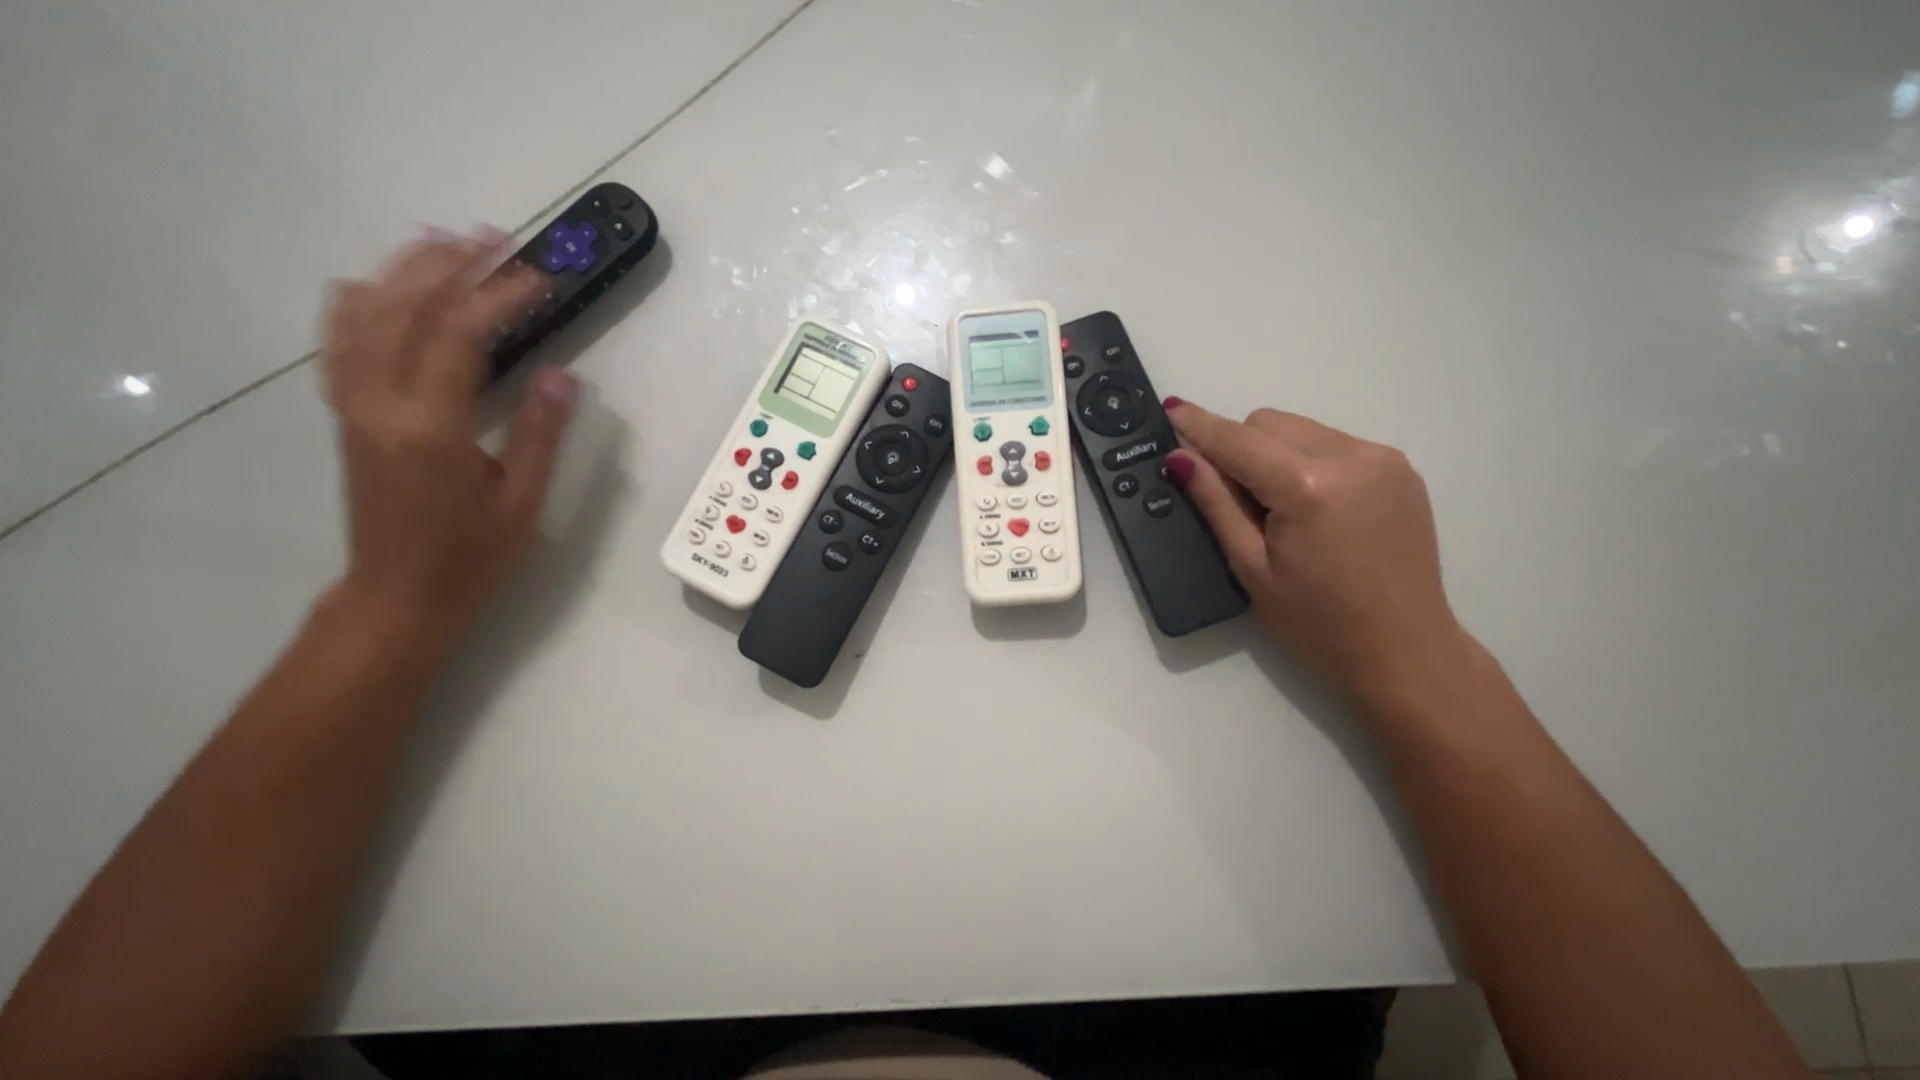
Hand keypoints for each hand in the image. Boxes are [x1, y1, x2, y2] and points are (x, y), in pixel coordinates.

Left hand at [320, 229, 575, 639]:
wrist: (397, 594)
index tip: (539, 276)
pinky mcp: (345, 412)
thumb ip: (539, 434)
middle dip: (450, 265)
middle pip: (406, 310)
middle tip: (491, 237)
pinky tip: (375, 282)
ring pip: (366, 315)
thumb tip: (560, 375)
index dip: (500, 298)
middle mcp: (380, 403)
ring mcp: (353, 404)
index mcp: (430, 427)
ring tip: (440, 239)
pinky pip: (338, 342)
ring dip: (403, 271)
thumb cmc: (469, 555)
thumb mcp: (521, 501)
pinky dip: (356, 302)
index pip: (460, 337)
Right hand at [1163, 400, 1467, 702]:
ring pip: (1302, 429)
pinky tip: (1316, 507)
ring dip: (1275, 453)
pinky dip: (1311, 461)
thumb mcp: (1251, 568)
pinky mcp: (1400, 468)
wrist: (1404, 650)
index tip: (1170, 407)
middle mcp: (1351, 457)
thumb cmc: (1318, 623)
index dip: (1198, 425)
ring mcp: (1382, 459)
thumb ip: (1215, 503)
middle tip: (1236, 499)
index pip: (1238, 440)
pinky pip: (1336, 443)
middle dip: (1240, 448)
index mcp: (1308, 487)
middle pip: (1269, 422)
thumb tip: (1181, 457)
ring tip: (1280, 509)